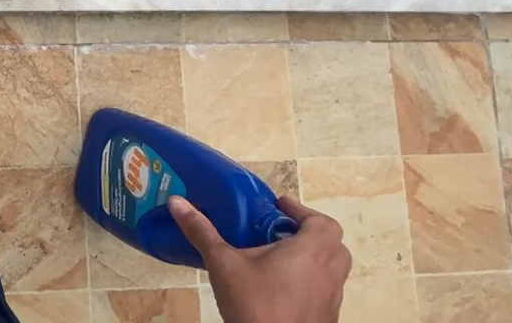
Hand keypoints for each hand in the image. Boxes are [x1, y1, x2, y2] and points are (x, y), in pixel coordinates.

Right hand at [170, 195, 351, 322]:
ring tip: (273, 257)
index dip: (303, 211)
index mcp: (309, 255)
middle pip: (334, 246)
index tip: (276, 207)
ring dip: (310, 258)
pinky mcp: (325, 320)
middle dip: (309, 233)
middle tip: (277, 230)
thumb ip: (201, 231)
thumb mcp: (222, 264)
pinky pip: (324, 291)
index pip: (324, 225)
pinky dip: (307, 282)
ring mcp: (331, 302)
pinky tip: (276, 287)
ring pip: (332, 271)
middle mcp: (327, 276)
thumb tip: (176, 201)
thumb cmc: (255, 305)